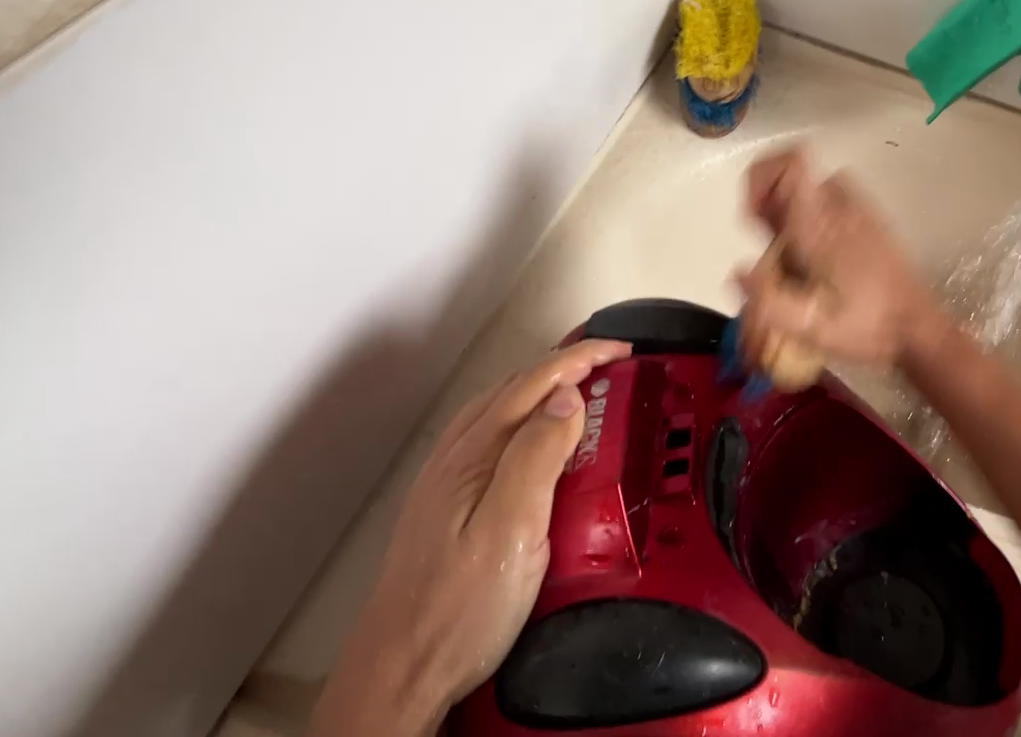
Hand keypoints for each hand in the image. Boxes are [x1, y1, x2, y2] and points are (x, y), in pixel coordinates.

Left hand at [307, 339, 632, 736]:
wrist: (400, 670)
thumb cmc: (457, 609)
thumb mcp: (511, 531)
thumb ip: (536, 457)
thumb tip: (567, 397)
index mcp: (474, 455)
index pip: (534, 383)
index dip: (581, 358)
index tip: (620, 349)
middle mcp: (455, 457)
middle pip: (515, 387)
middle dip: (567, 364)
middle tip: (612, 364)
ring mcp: (447, 479)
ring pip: (501, 408)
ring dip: (545, 386)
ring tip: (583, 389)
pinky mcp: (448, 503)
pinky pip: (492, 434)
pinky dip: (525, 415)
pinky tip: (537, 438)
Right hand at [734, 146, 945, 368]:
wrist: (920, 329)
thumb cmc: (867, 328)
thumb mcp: (812, 330)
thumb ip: (769, 303)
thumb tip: (738, 271)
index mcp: (823, 225)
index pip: (791, 164)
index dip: (760, 179)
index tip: (752, 220)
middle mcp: (842, 207)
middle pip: (796, 171)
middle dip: (771, 202)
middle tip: (770, 246)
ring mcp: (862, 211)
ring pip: (815, 185)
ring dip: (793, 207)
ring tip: (792, 251)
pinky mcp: (874, 221)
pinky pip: (835, 198)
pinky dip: (816, 214)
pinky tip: (819, 253)